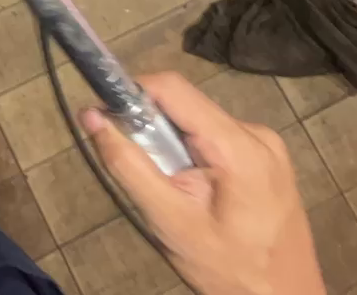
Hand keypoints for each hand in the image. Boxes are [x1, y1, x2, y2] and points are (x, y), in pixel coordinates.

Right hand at [79, 73, 326, 294]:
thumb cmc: (228, 269)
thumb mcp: (168, 221)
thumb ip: (127, 164)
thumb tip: (90, 115)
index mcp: (238, 147)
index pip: (171, 87)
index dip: (132, 92)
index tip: (109, 118)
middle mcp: (256, 133)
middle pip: (183, 103)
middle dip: (152, 125)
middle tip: (143, 165)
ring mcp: (266, 144)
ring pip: (195, 118)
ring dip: (170, 139)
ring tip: (170, 184)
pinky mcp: (266, 156)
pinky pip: (212, 133)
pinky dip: (191, 150)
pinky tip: (195, 187)